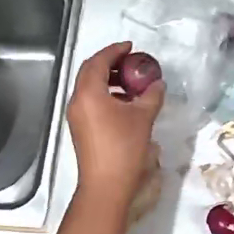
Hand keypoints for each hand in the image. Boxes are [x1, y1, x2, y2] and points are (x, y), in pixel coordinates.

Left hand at [67, 41, 163, 204]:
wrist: (106, 185)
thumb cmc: (124, 148)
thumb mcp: (143, 118)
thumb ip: (151, 96)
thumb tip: (157, 84)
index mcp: (89, 93)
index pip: (98, 62)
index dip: (115, 51)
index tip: (131, 48)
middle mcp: (77, 101)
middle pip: (89, 71)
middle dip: (109, 63)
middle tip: (130, 62)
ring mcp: (76, 116)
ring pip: (89, 88)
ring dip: (108, 80)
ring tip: (130, 83)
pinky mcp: (80, 129)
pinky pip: (90, 102)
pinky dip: (105, 95)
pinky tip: (124, 104)